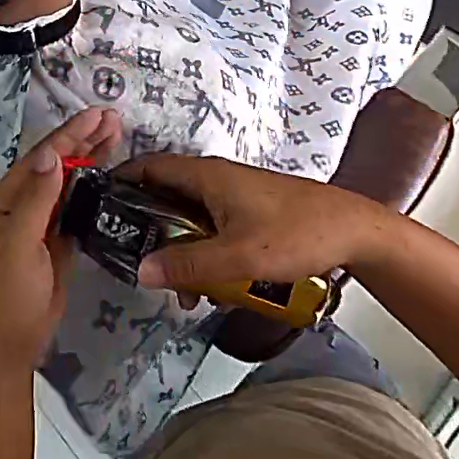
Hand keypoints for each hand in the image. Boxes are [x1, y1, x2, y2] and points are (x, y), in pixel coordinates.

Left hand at [0, 108, 122, 370]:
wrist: (5, 350)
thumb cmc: (5, 299)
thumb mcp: (17, 248)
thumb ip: (36, 201)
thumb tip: (50, 155)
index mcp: (5, 202)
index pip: (43, 159)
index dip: (70, 134)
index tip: (98, 114)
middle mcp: (20, 207)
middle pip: (56, 164)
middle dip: (83, 139)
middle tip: (113, 118)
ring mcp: (38, 225)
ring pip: (67, 182)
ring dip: (89, 158)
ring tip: (115, 135)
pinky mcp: (55, 243)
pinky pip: (74, 206)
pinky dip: (91, 187)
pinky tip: (106, 175)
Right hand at [112, 155, 391, 292]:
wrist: (355, 232)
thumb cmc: (296, 233)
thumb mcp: (238, 257)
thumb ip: (188, 265)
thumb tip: (141, 270)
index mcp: (207, 176)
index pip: (150, 166)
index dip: (123, 182)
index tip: (104, 209)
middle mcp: (216, 180)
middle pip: (167, 197)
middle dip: (153, 232)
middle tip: (145, 264)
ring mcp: (234, 196)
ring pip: (192, 219)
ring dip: (184, 251)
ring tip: (187, 291)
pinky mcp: (251, 212)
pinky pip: (214, 229)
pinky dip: (207, 254)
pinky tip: (217, 286)